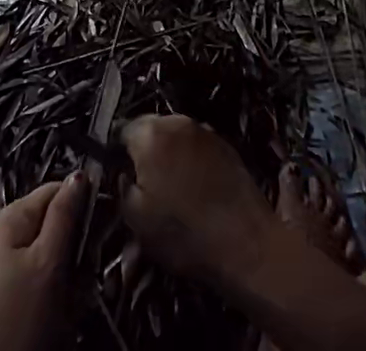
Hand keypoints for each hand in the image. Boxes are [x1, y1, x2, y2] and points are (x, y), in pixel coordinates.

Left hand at [0, 174, 88, 350]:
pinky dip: (60, 288)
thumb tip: (80, 174)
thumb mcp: (46, 261)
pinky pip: (48, 274)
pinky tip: (64, 307)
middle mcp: (12, 230)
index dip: (85, 201)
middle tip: (86, 269)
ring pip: (58, 250)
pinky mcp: (15, 287)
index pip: (60, 187)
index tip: (106, 225)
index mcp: (16, 214)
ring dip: (73, 270)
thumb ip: (64, 215)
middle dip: (78, 242)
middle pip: (59, 219)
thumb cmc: (16, 315)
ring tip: (75, 294)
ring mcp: (12, 259)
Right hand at [117, 115, 280, 283]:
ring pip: (176, 135)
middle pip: (151, 128)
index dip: (119, 153)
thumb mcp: (136, 218)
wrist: (246, 243)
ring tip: (172, 184)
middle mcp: (177, 122)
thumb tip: (124, 173)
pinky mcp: (227, 144)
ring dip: (170, 152)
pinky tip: (196, 184)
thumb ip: (122, 186)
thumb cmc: (183, 232)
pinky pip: (198, 145)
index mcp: (150, 134)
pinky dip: (192, 158)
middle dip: (145, 148)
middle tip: (146, 181)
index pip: (122, 130)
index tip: (121, 173)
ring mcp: (205, 130)